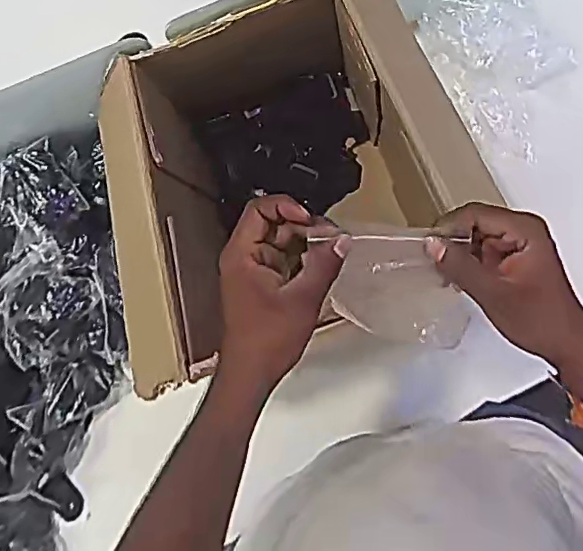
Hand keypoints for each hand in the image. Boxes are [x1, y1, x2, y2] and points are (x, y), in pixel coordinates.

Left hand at [216, 195, 343, 399]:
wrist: (250, 375)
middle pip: (273, 223)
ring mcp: (252, 269)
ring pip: (281, 241)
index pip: (259, 209)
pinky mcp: (262, 282)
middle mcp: (243, 256)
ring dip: (305, 243)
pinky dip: (301, 259)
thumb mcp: (302, 299)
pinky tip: (319, 266)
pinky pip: (283, 258)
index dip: (285, 206)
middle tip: (329, 236)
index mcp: (241, 253)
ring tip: (329, 251)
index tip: (309, 218)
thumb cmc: (264, 342)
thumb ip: (323, 265)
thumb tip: (341, 240)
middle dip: (302, 227)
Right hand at [427, 203, 582, 402]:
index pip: (474, 214)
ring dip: (462, 254)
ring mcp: (521, 243)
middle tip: (440, 262)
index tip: (433, 246)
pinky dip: (471, 262)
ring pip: (477, 236)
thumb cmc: (545, 322)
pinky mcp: (517, 256)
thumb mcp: (493, 294)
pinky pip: (484, 249)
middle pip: (475, 222)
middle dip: (455, 243)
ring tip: (453, 275)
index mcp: (525, 230)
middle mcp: (524, 230)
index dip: (450, 229)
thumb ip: (460, 266)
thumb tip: (434, 245)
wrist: (570, 348)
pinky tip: (466, 280)